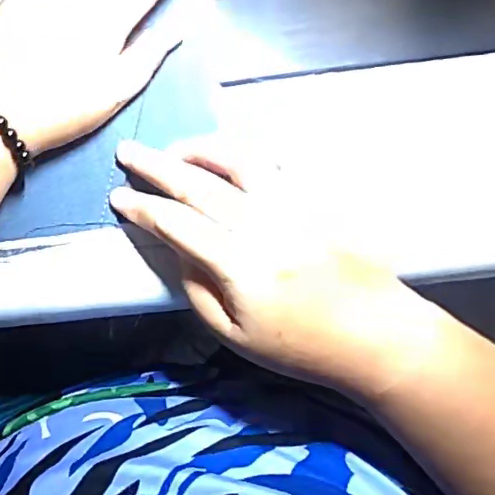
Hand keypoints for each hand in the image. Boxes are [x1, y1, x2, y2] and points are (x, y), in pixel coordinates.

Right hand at [111, 138, 455, 400]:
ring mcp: (293, 207)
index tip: (118, 198)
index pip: (177, 224)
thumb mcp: (235, 335)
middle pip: (199, 183)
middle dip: (157, 165)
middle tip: (129, 151)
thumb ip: (197, 289)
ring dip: (200, 148)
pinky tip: (229, 154)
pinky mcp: (315, 201)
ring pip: (239, 160)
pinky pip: (276, 162)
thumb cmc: (301, 346)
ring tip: (176, 148)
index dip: (143, 209)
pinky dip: (245, 152)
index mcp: (239, 265)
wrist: (375, 335)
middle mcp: (264, 225)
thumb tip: (179, 250)